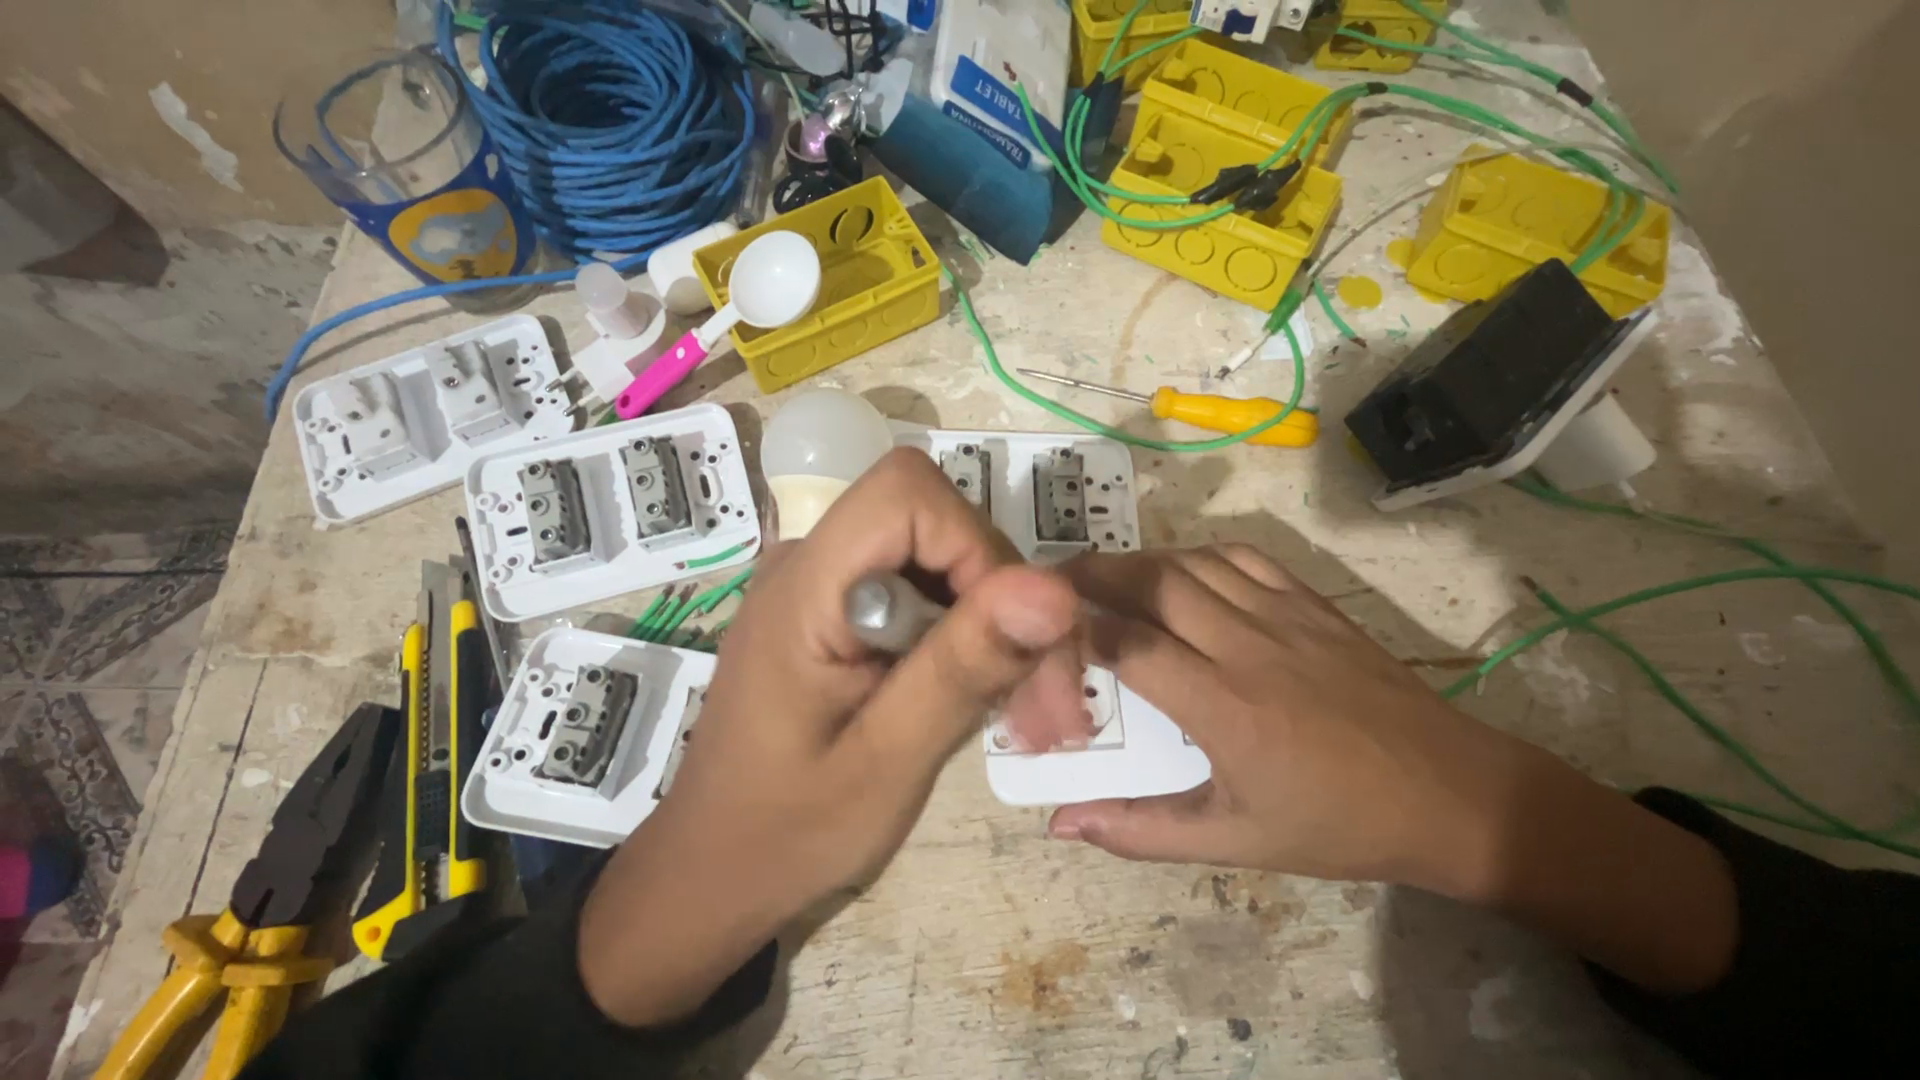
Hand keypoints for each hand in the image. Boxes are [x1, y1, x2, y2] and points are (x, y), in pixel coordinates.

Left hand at [579, 449, 1086, 1024]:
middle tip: (1052, 707)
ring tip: (1032, 720)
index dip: (975, 546)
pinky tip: (988, 704)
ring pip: (941, 565)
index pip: (906, 494)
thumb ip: (963, 668)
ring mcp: (823, 589)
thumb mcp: (888, 762)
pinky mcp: (838, 618)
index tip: (1014, 636)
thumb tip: (1053, 588)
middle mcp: (810, 565)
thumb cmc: (788, 832)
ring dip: (997, 632)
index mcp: (806, 588)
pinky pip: (922, 598)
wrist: (714, 871)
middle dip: (1007, 605)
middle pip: (937, 529)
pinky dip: (966, 644)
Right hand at [1047, 545, 1541, 890]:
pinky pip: (1244, 557)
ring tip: (1104, 573)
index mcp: (1224, 707)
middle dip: (1094, 573)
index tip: (1042, 627)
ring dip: (1141, 560)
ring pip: (1194, 562)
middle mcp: (1247, 646)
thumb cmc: (1337, 824)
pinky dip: (1198, 554)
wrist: (1451, 794)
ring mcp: (1285, 616)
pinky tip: (1180, 570)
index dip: (1078, 628)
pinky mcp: (1314, 603)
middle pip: (1154, 583)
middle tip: (1053, 580)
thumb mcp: (1235, 840)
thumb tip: (1059, 823)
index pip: (1130, 644)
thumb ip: (1141, 830)